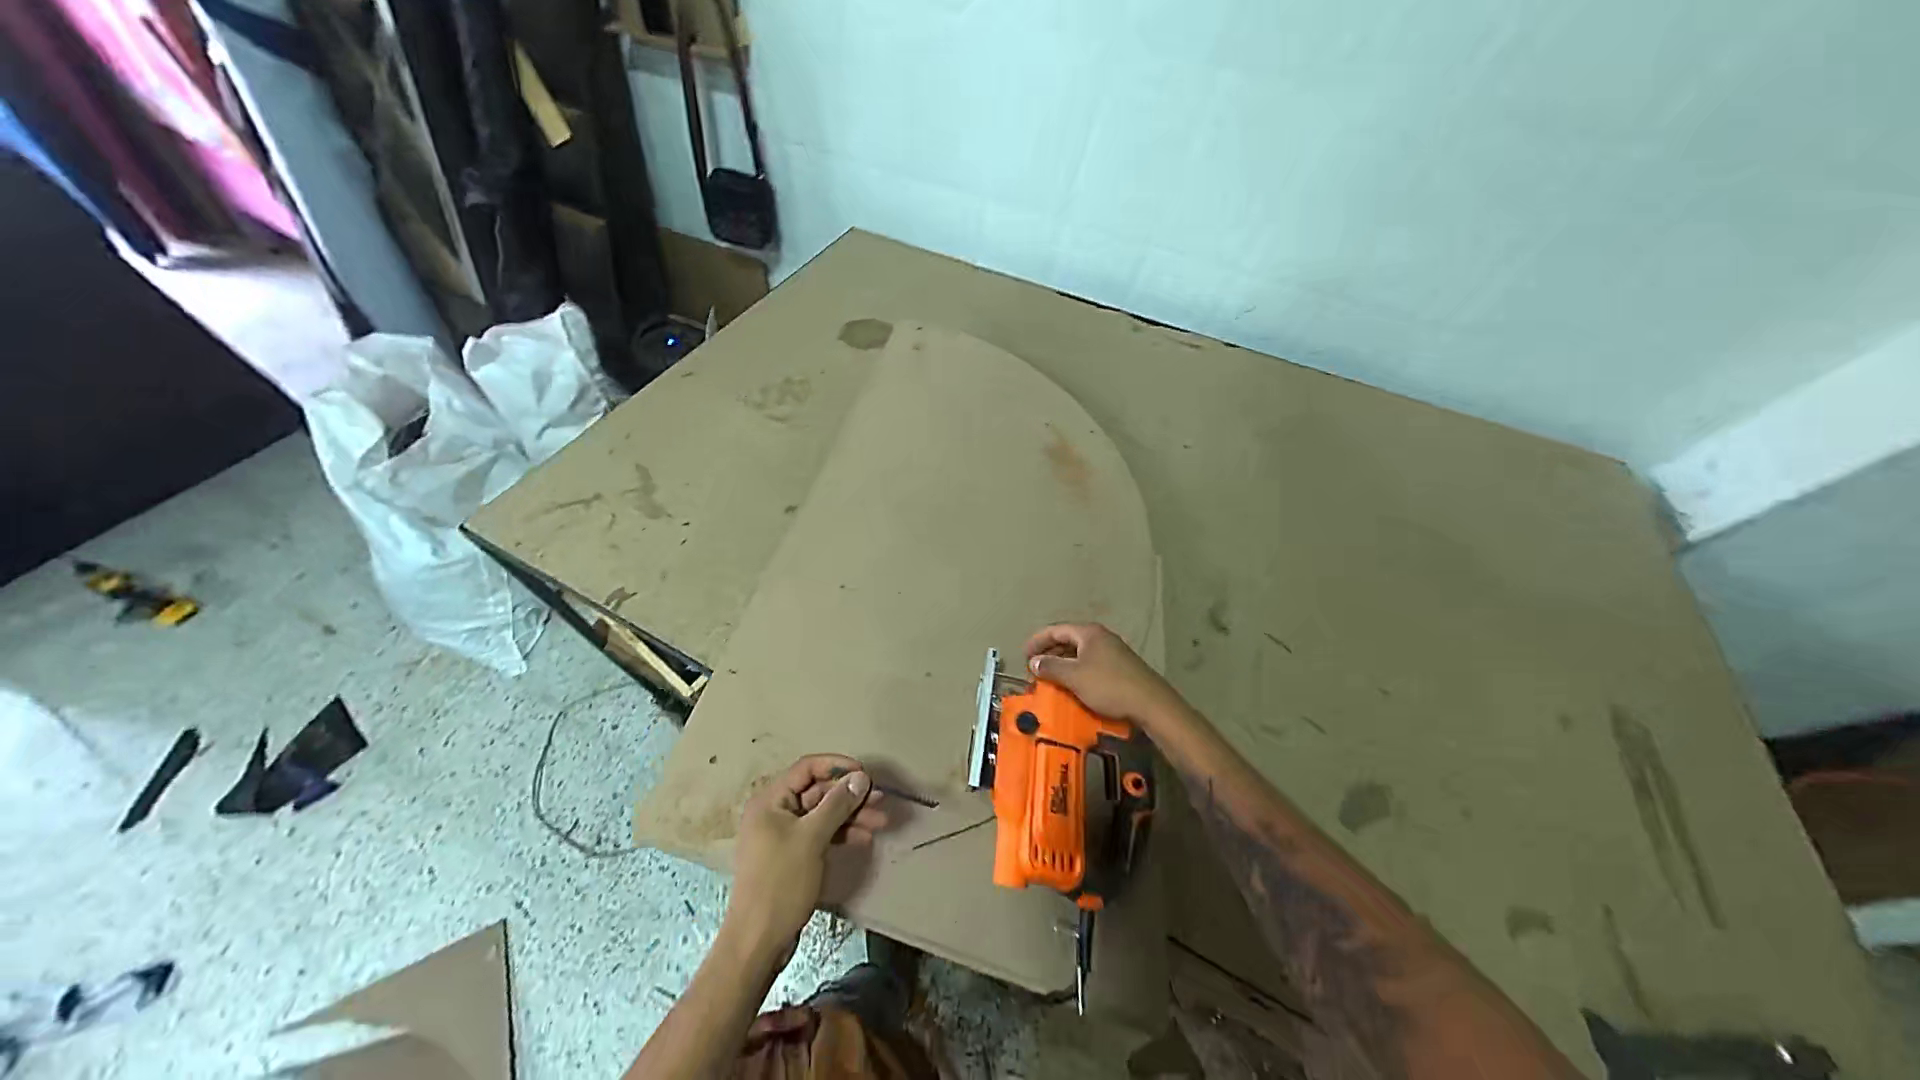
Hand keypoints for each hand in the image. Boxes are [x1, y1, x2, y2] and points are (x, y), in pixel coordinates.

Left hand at [725, 754, 888, 959]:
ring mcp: (784, 834)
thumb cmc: (781, 882)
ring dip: (851, 815)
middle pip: (818, 791)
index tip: (865, 774)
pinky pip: (820, 833)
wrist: (758, 940)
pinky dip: (841, 833)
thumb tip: (861, 778)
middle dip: (849, 795)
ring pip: (823, 813)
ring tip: (880, 821)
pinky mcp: (793, 855)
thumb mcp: (812, 838)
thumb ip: (837, 804)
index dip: (837, 765)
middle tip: (880, 800)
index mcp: (770, 800)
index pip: (807, 768)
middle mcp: (775, 812)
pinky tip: (863, 838)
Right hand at [1024, 622, 1187, 729]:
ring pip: (1080, 653)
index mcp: (1089, 633)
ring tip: (1051, 678)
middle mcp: (1101, 637)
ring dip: (1063, 663)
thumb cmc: (1109, 685)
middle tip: (1035, 668)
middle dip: (1049, 653)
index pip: (1056, 630)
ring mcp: (1113, 652)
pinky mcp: (1121, 667)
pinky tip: (1073, 685)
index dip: (1037, 641)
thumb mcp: (1074, 677)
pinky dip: (1077, 671)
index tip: (1024, 655)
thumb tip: (1034, 661)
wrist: (1150, 703)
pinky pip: (1091, 664)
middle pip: (1068, 640)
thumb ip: (1051, 667)